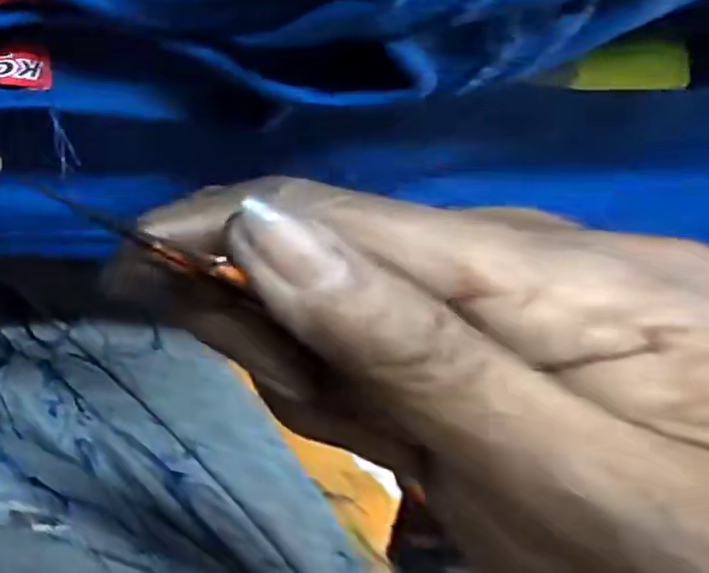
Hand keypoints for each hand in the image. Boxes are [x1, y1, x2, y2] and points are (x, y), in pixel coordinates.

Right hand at [112, 179, 708, 572]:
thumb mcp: (587, 496)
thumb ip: (415, 349)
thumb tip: (253, 223)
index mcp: (564, 270)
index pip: (332, 213)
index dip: (210, 226)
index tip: (122, 267)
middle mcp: (541, 254)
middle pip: (335, 245)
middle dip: (275, 311)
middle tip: (299, 403)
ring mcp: (546, 295)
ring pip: (357, 289)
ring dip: (325, 358)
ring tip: (386, 448)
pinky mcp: (538, 335)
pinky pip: (401, 327)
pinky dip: (371, 376)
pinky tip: (410, 434)